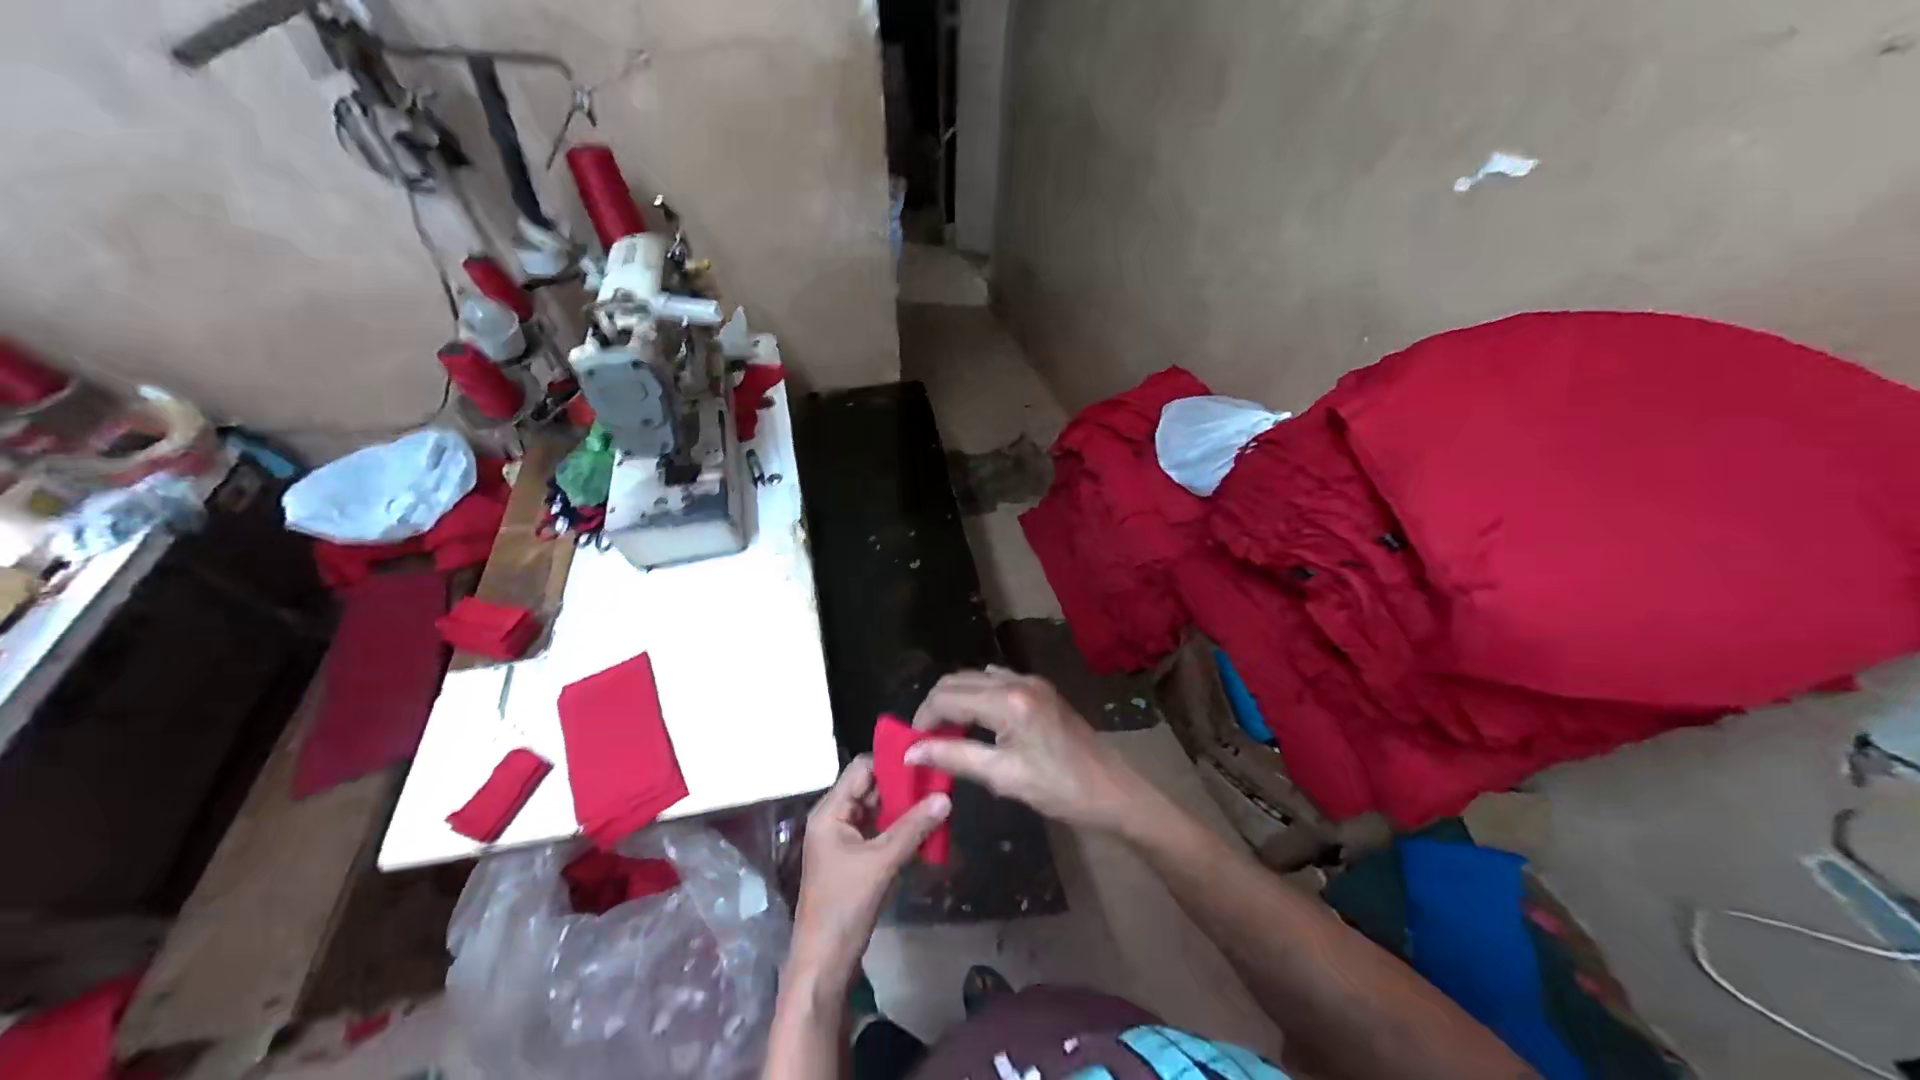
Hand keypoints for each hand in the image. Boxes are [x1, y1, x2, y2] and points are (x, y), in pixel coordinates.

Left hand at [789, 756, 949, 988]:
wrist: (824, 961)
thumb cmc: (844, 905)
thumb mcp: (881, 862)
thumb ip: (913, 828)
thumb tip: (946, 797)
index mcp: (830, 811)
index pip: (862, 768)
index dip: (891, 761)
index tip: (925, 759)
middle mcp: (834, 819)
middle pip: (870, 788)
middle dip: (903, 786)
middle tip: (939, 781)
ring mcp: (843, 840)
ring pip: (877, 811)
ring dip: (904, 809)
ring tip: (938, 802)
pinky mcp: (853, 860)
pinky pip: (879, 833)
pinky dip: (899, 830)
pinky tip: (926, 830)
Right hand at [908, 667, 1153, 832]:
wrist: (1112, 790)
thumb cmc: (1059, 789)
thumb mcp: (1003, 777)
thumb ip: (954, 757)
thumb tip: (912, 751)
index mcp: (1008, 701)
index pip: (947, 697)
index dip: (923, 718)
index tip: (911, 743)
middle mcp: (1017, 681)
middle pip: (957, 680)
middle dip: (935, 706)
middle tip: (924, 739)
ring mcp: (1031, 681)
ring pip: (975, 678)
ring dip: (954, 699)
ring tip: (945, 733)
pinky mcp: (1039, 689)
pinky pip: (995, 681)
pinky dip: (975, 695)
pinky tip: (973, 720)